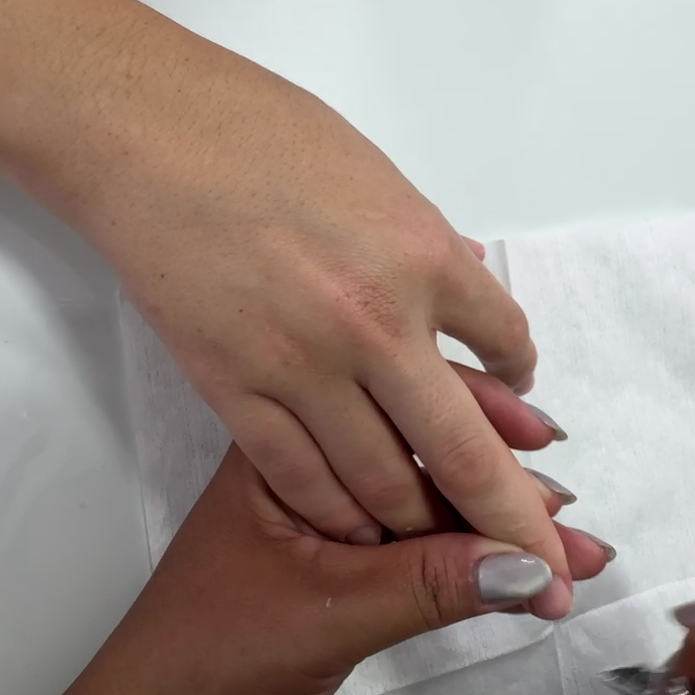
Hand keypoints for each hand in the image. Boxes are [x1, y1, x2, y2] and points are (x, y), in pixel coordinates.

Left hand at [0, 445, 612, 694]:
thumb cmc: (215, 652)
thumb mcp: (324, 611)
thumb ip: (425, 584)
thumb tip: (529, 564)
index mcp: (292, 444)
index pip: (398, 417)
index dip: (478, 443)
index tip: (546, 482)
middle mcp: (317, 463)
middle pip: (426, 453)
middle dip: (504, 487)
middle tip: (572, 522)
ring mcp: (336, 510)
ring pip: (434, 501)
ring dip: (502, 527)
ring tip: (575, 551)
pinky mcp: (351, 557)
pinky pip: (424, 546)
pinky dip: (476, 561)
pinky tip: (526, 570)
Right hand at [77, 32, 570, 617]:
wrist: (145, 135)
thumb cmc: (257, 129)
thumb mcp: (370, 172)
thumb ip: (420, 239)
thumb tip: (458, 272)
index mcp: (423, 256)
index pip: (507, 342)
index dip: (520, 377)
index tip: (519, 394)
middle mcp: (377, 326)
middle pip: (464, 450)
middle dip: (514, 520)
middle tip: (549, 566)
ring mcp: (302, 368)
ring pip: (382, 480)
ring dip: (420, 518)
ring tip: (440, 535)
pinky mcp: (232, 392)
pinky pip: (303, 476)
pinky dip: (341, 511)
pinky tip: (362, 525)